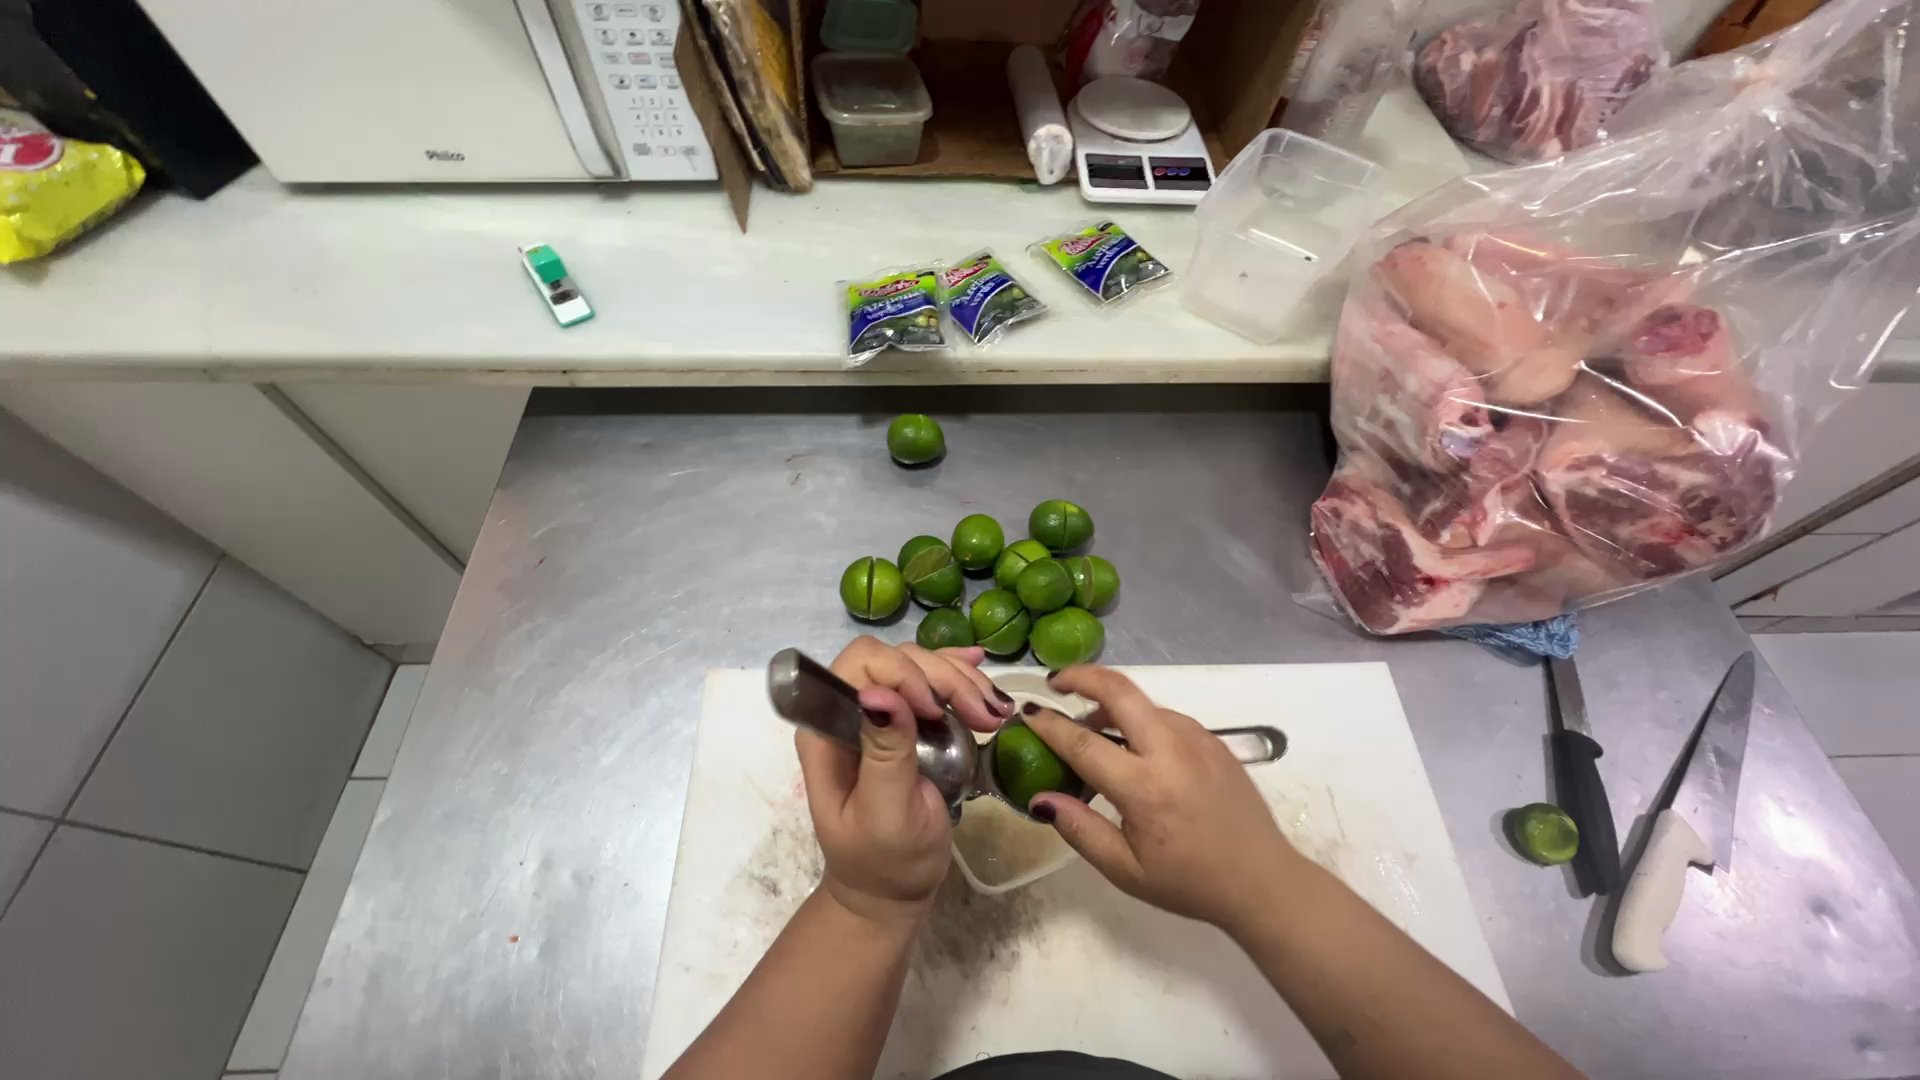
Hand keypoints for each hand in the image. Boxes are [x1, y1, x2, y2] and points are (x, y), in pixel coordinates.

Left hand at [795, 637, 1012, 925]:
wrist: (893, 889)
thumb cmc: (885, 860)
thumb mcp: (886, 814)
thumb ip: (884, 753)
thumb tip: (878, 694)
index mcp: (827, 729)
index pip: (859, 664)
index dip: (901, 674)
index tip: (935, 712)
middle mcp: (849, 709)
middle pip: (896, 658)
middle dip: (943, 678)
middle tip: (984, 718)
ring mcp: (879, 710)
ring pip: (920, 664)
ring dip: (962, 680)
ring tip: (996, 713)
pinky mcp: (906, 719)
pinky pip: (931, 680)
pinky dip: (961, 674)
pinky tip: (981, 670)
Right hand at [1021, 665, 1301, 934]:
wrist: (1263, 880)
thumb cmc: (1189, 881)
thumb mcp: (1125, 870)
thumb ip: (1079, 830)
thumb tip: (1040, 798)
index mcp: (1144, 787)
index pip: (1083, 742)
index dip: (1049, 724)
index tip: (1026, 712)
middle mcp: (1170, 750)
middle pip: (1118, 690)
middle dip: (1080, 676)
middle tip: (1055, 683)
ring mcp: (1196, 738)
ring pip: (1142, 702)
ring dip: (1109, 703)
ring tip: (1091, 729)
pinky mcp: (1212, 739)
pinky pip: (1165, 716)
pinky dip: (1138, 719)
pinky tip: (1134, 748)